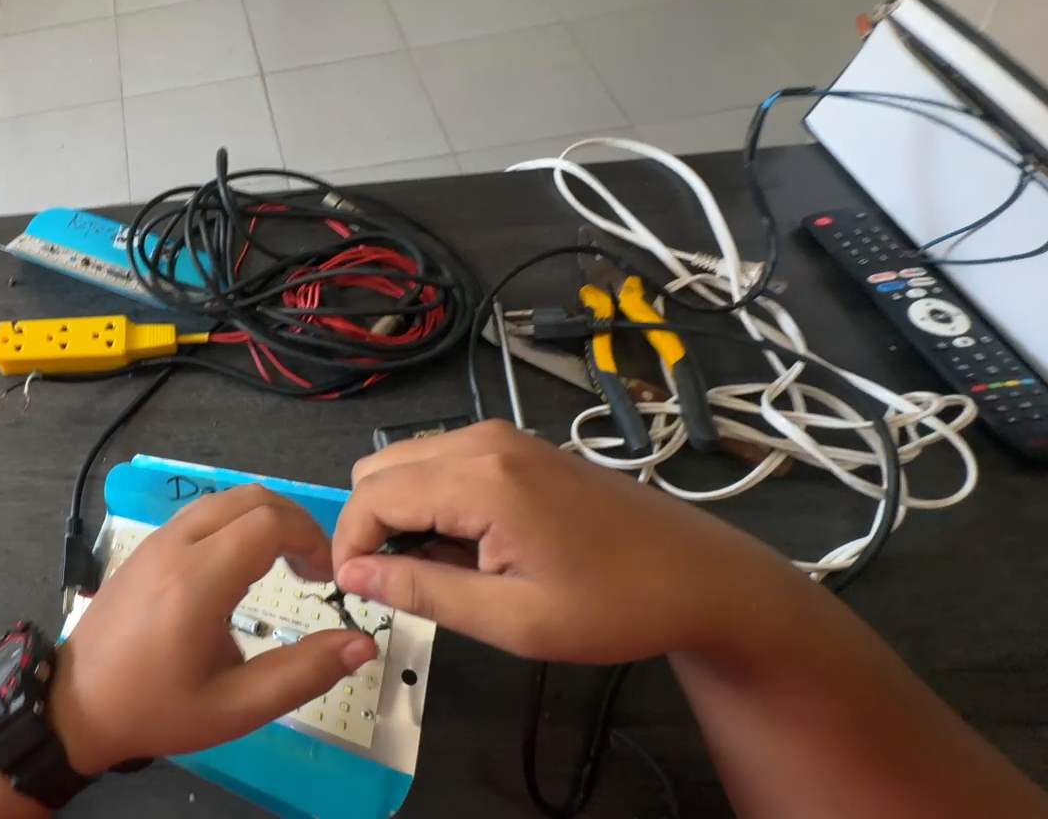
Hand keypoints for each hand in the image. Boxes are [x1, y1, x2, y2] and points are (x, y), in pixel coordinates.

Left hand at [50, 485, 378, 774]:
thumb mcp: (235, 707)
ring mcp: (157, 538)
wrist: (78, 701)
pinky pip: (203, 512)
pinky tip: (245, 565)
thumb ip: (301, 674)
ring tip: (287, 566)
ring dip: (265, 518)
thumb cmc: (157, 707)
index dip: (311, 539)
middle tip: (315, 569)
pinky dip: (237, 522)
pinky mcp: (148, 544)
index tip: (327, 578)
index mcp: (197, 579)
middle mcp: (176, 544)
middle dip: (295, 523)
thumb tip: (361, 645)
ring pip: (225, 499)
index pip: (268, 522)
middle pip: (250, 498)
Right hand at [331, 421, 810, 665]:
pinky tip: (465, 538)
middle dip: (369, 524)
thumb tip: (351, 576)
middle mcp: (478, 440)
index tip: (357, 590)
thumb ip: (423, 592)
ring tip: (441, 563)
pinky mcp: (506, 441)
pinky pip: (433, 460)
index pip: (371, 497)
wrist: (704, 576)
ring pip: (399, 461)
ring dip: (396, 510)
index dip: (349, 543)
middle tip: (402, 580)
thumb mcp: (516, 620)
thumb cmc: (616, 606)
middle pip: (375, 470)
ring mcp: (494, 434)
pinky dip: (425, 497)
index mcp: (480, 479)